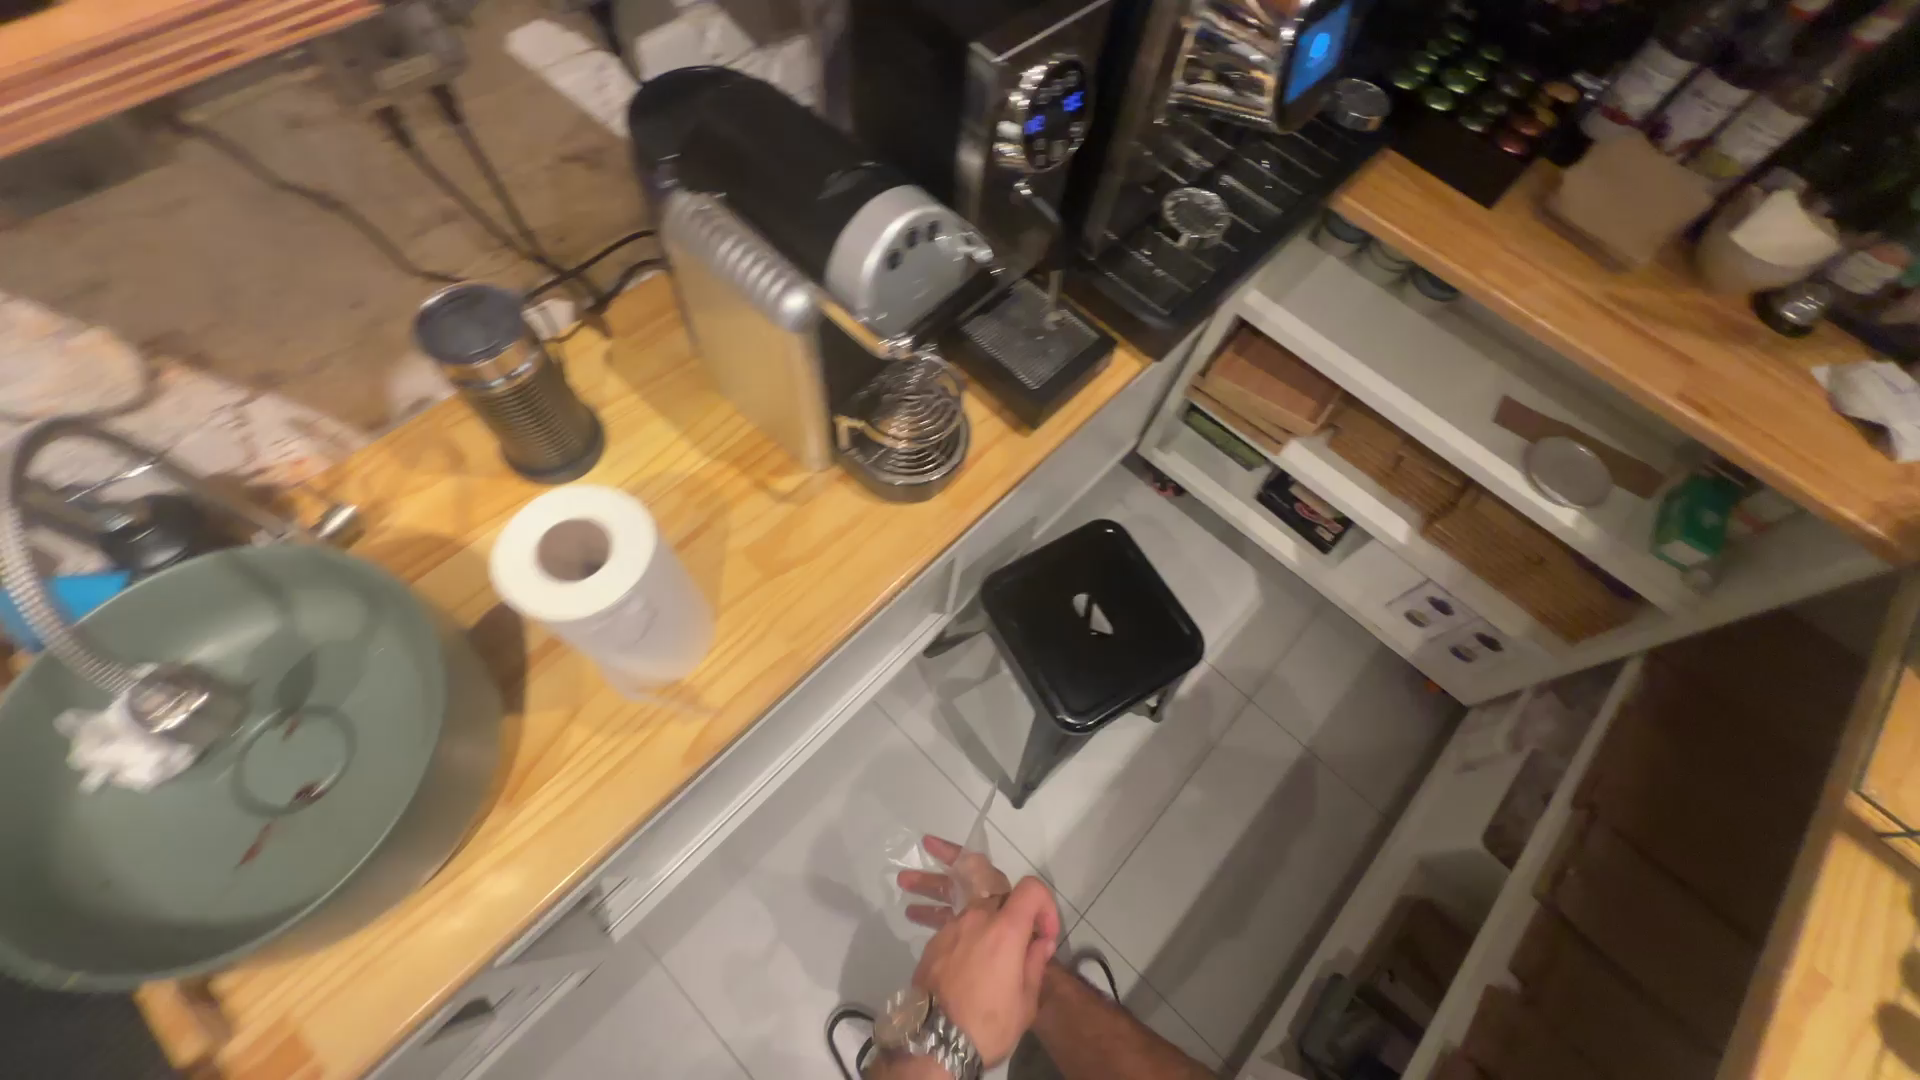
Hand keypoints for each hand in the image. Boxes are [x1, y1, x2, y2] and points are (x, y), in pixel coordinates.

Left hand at [897, 835, 1060, 1065]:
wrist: (936, 1043)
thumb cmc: (989, 1023)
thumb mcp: (1026, 1001)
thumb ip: (1034, 962)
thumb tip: (1039, 941)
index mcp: (1006, 928)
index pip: (1031, 889)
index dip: (1044, 905)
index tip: (1043, 935)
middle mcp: (978, 917)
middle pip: (979, 874)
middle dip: (965, 860)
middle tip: (939, 848)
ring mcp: (951, 928)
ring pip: (950, 895)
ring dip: (931, 882)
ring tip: (905, 876)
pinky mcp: (933, 943)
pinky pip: (941, 920)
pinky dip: (933, 913)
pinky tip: (917, 913)